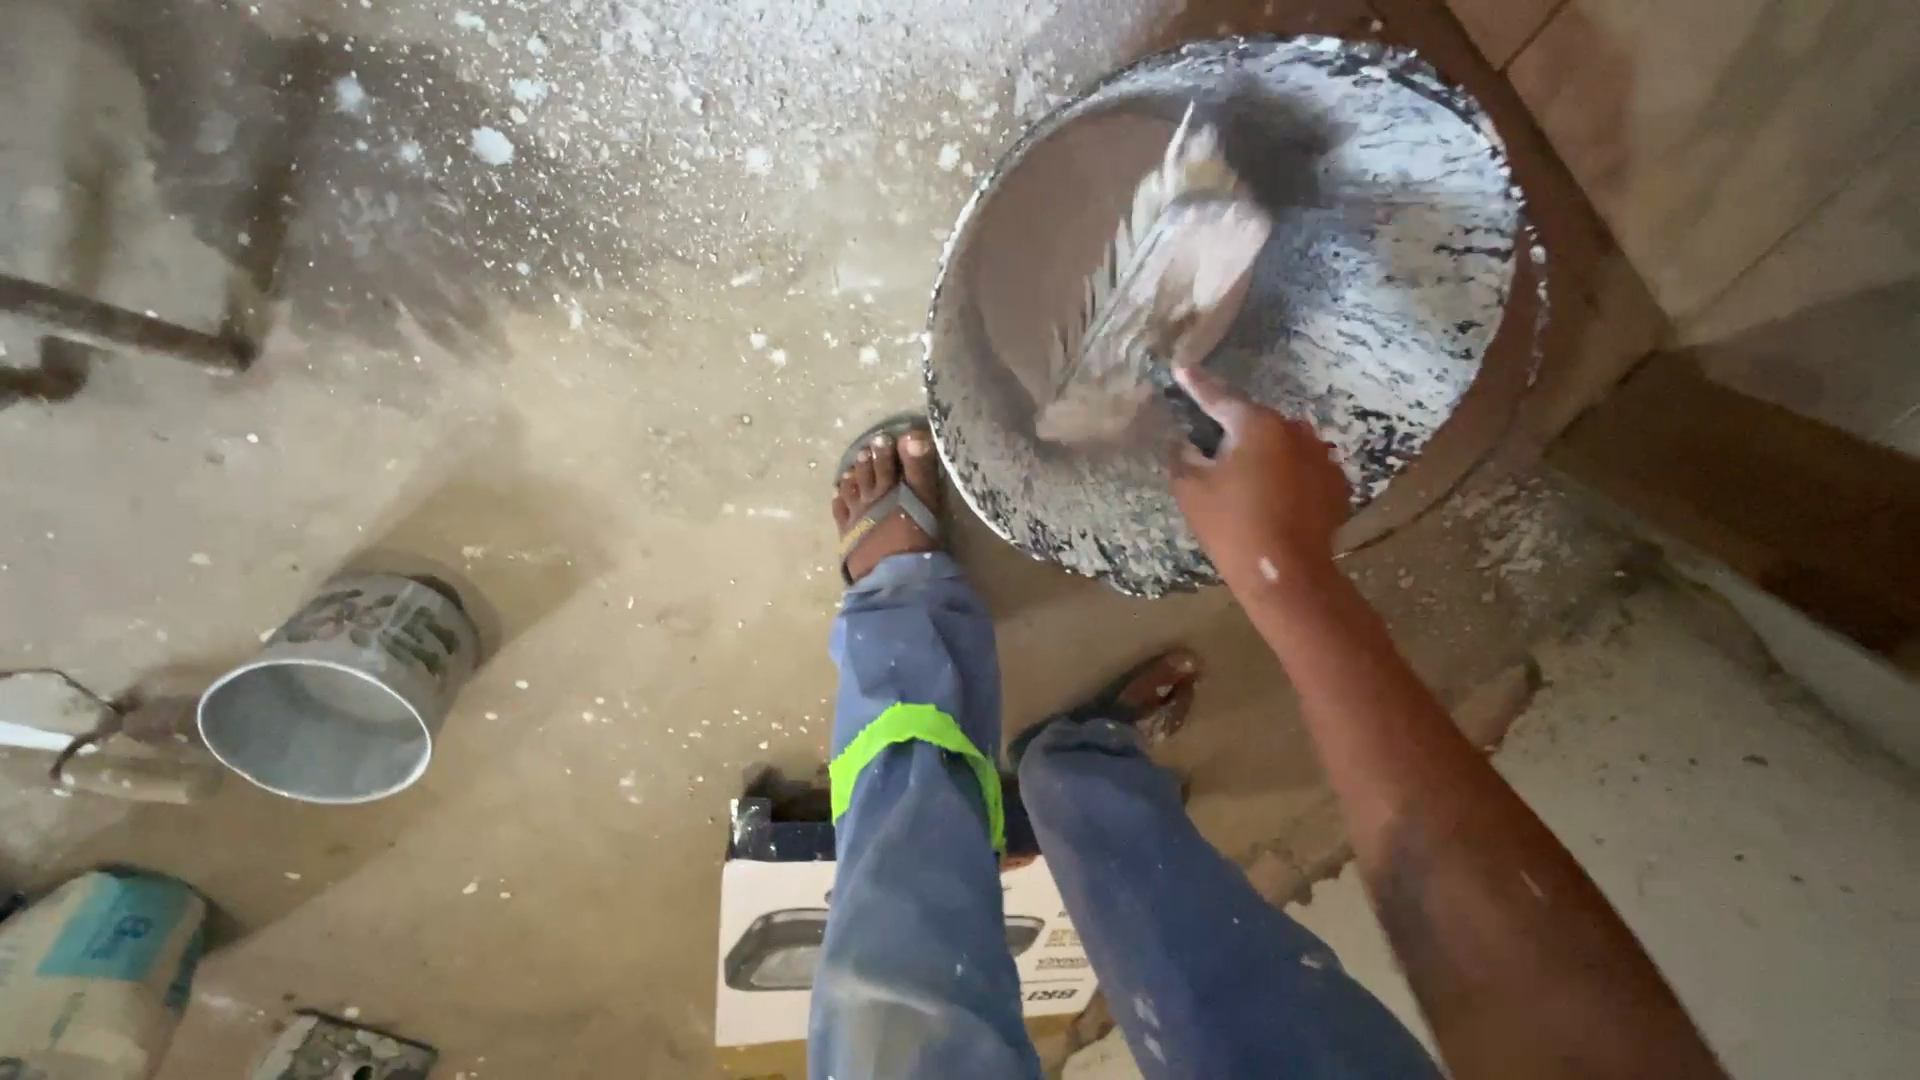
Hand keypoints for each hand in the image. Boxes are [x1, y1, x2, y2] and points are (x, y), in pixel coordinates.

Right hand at [1169, 365, 1349, 590]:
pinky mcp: (1336, 485)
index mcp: (1256, 424)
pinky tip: (1275, 496)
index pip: (1219, 397)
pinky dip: (1287, 475)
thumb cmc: (1231, 525)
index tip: (1182, 368)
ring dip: (1264, 453)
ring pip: (1283, 444)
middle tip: (1212, 446)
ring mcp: (1321, 457)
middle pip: (1255, 421)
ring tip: (1246, 476)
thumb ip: (1182, 457)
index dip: (1197, 385)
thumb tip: (1184, 443)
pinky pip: (1303, 469)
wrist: (1285, 573)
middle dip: (1234, 430)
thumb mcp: (1191, 489)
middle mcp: (1295, 430)